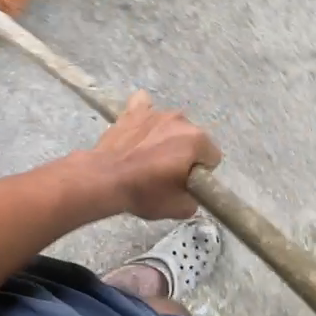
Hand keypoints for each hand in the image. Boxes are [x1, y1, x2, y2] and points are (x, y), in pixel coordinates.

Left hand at [87, 90, 221, 219]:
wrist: (104, 178)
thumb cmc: (145, 192)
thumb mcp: (178, 208)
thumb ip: (194, 199)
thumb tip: (190, 194)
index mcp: (197, 141)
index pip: (212, 157)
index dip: (200, 173)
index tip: (184, 183)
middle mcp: (181, 120)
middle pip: (192, 139)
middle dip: (184, 153)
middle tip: (165, 172)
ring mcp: (156, 112)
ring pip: (171, 126)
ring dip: (165, 138)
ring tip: (146, 156)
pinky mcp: (134, 111)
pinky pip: (145, 106)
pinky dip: (145, 115)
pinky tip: (139, 125)